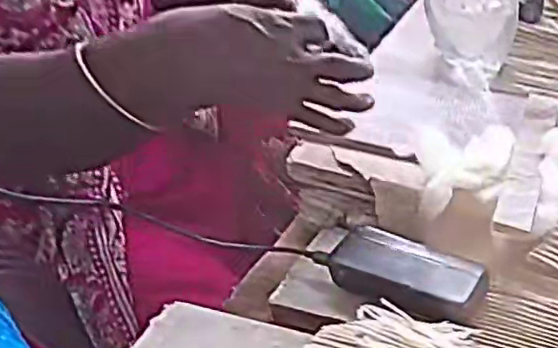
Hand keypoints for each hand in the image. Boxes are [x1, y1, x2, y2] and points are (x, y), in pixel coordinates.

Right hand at [135, 4, 373, 132]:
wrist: (188, 62)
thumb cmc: (204, 29)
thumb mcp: (240, 10)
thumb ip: (270, 16)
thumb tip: (288, 15)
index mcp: (283, 27)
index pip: (319, 30)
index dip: (327, 35)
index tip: (329, 39)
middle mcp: (296, 58)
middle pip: (340, 66)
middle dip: (359, 68)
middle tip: (368, 69)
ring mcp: (293, 87)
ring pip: (338, 97)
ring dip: (357, 101)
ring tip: (368, 100)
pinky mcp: (286, 108)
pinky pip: (319, 120)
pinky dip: (337, 125)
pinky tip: (349, 126)